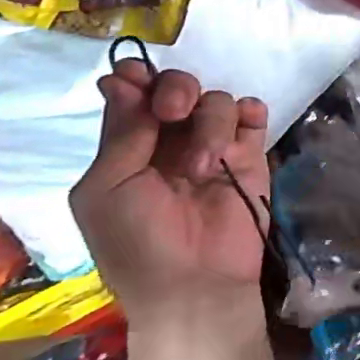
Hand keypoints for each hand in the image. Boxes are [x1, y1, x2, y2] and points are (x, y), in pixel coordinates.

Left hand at [70, 60, 272, 314]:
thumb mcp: (107, 189)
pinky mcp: (249, 156)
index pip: (134, 94)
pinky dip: (248, 112)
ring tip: (203, 166)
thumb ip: (122, 132)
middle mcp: (171, 139)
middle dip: (176, 89)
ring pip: (216, 99)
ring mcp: (213, 146)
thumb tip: (121, 78)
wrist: (194, 285)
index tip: (137, 74)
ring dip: (210, 123)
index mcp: (130, 146)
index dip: (137, 77)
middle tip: (175, 112)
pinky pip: (252, 114)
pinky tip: (242, 133)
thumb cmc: (136, 242)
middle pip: (177, 86)